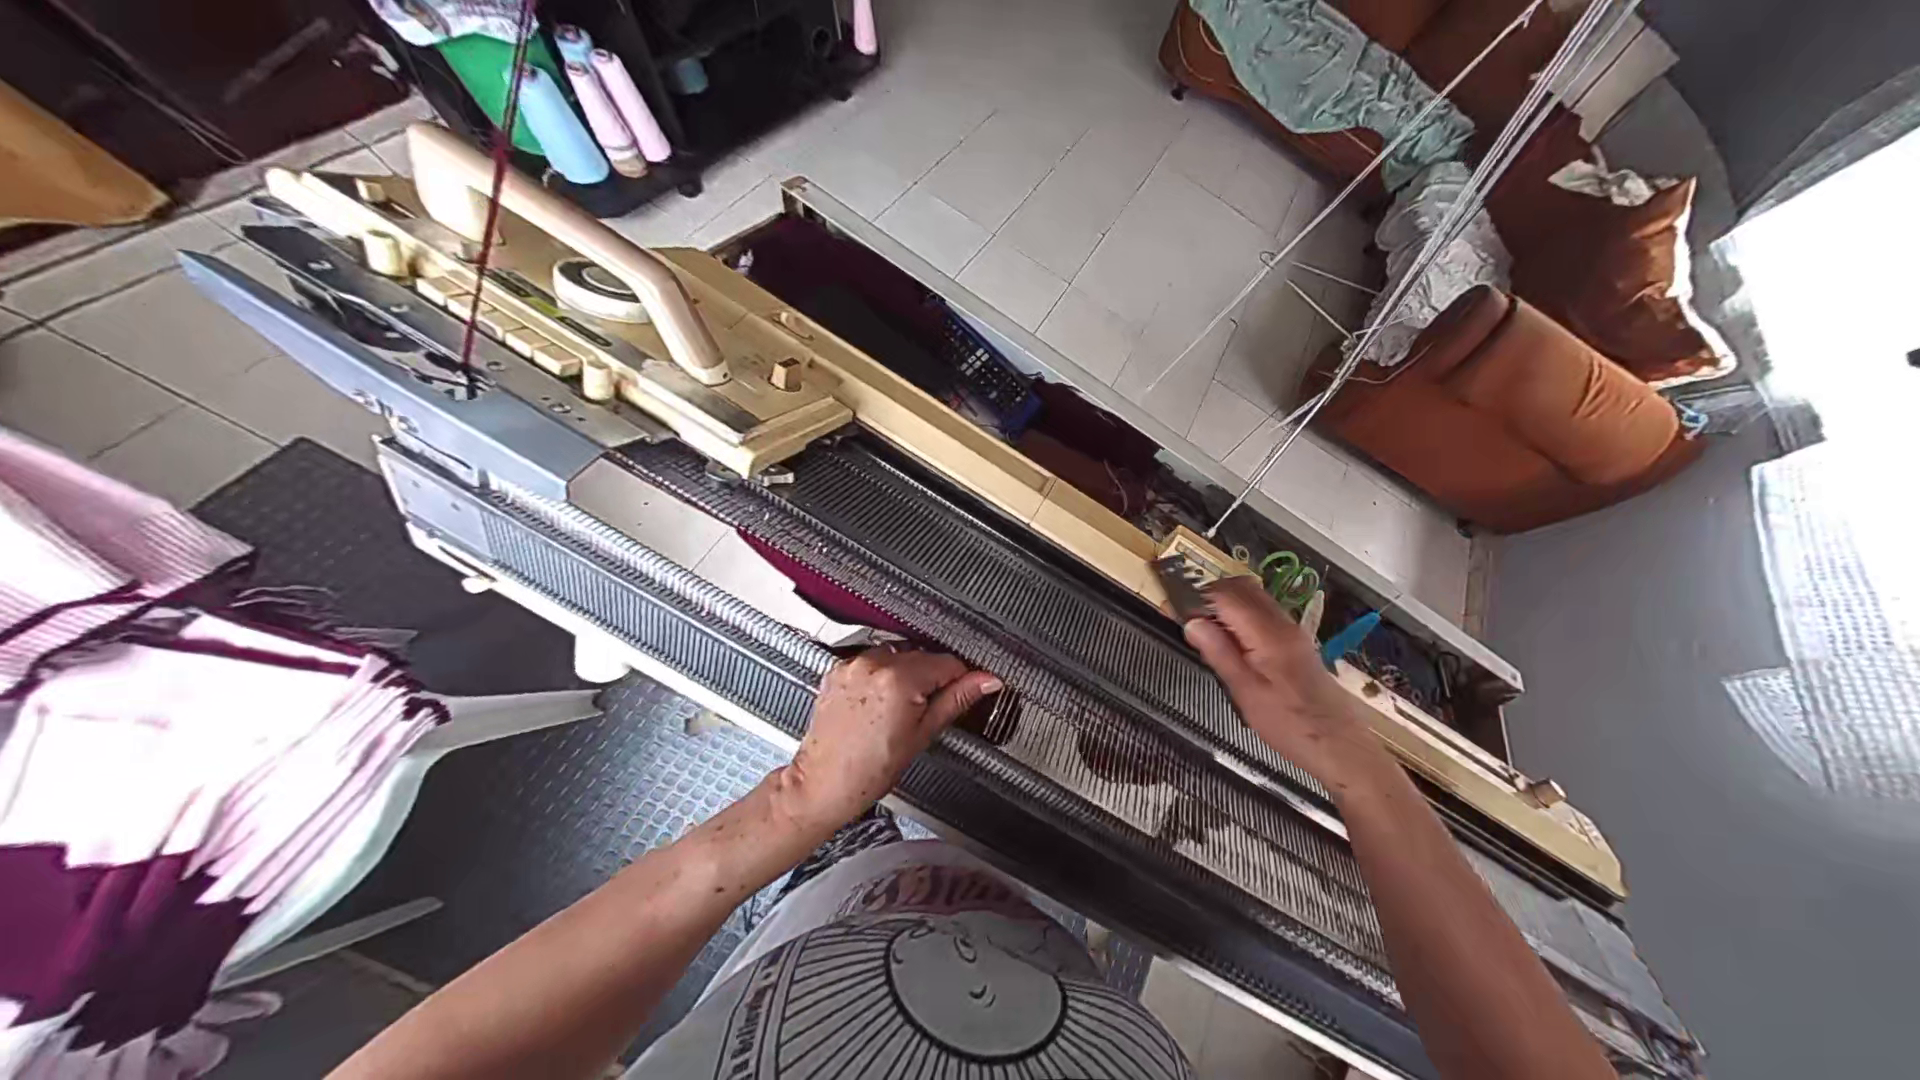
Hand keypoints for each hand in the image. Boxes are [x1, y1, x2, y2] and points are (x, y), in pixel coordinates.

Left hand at [778, 647, 1001, 829]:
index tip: (962, 691)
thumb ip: (956, 699)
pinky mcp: (838, 670)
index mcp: (900, 679)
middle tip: (925, 712)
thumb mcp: (923, 734)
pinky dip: (880, 676)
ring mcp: (853, 665)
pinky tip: (878, 704)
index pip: (947, 662)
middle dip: (930, 679)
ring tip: (899, 710)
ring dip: (905, 674)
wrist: (823, 783)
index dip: (960, 679)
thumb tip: (985, 681)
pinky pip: (871, 662)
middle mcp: (874, 664)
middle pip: (921, 656)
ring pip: (897, 656)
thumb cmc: (868, 769)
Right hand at [1183, 576, 1394, 798]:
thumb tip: (1191, 622)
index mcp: (1268, 634)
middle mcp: (1283, 624)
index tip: (1178, 614)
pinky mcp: (1297, 642)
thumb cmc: (1290, 725)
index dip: (1198, 598)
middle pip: (1242, 587)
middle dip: (1211, 595)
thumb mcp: (1245, 692)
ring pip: (1255, 597)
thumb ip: (1218, 652)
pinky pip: (1264, 613)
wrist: (1340, 746)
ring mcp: (1293, 631)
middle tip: (1190, 619)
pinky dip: (1242, 615)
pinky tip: (1232, 642)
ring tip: (1207, 632)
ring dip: (1227, 604)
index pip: (1226, 595)